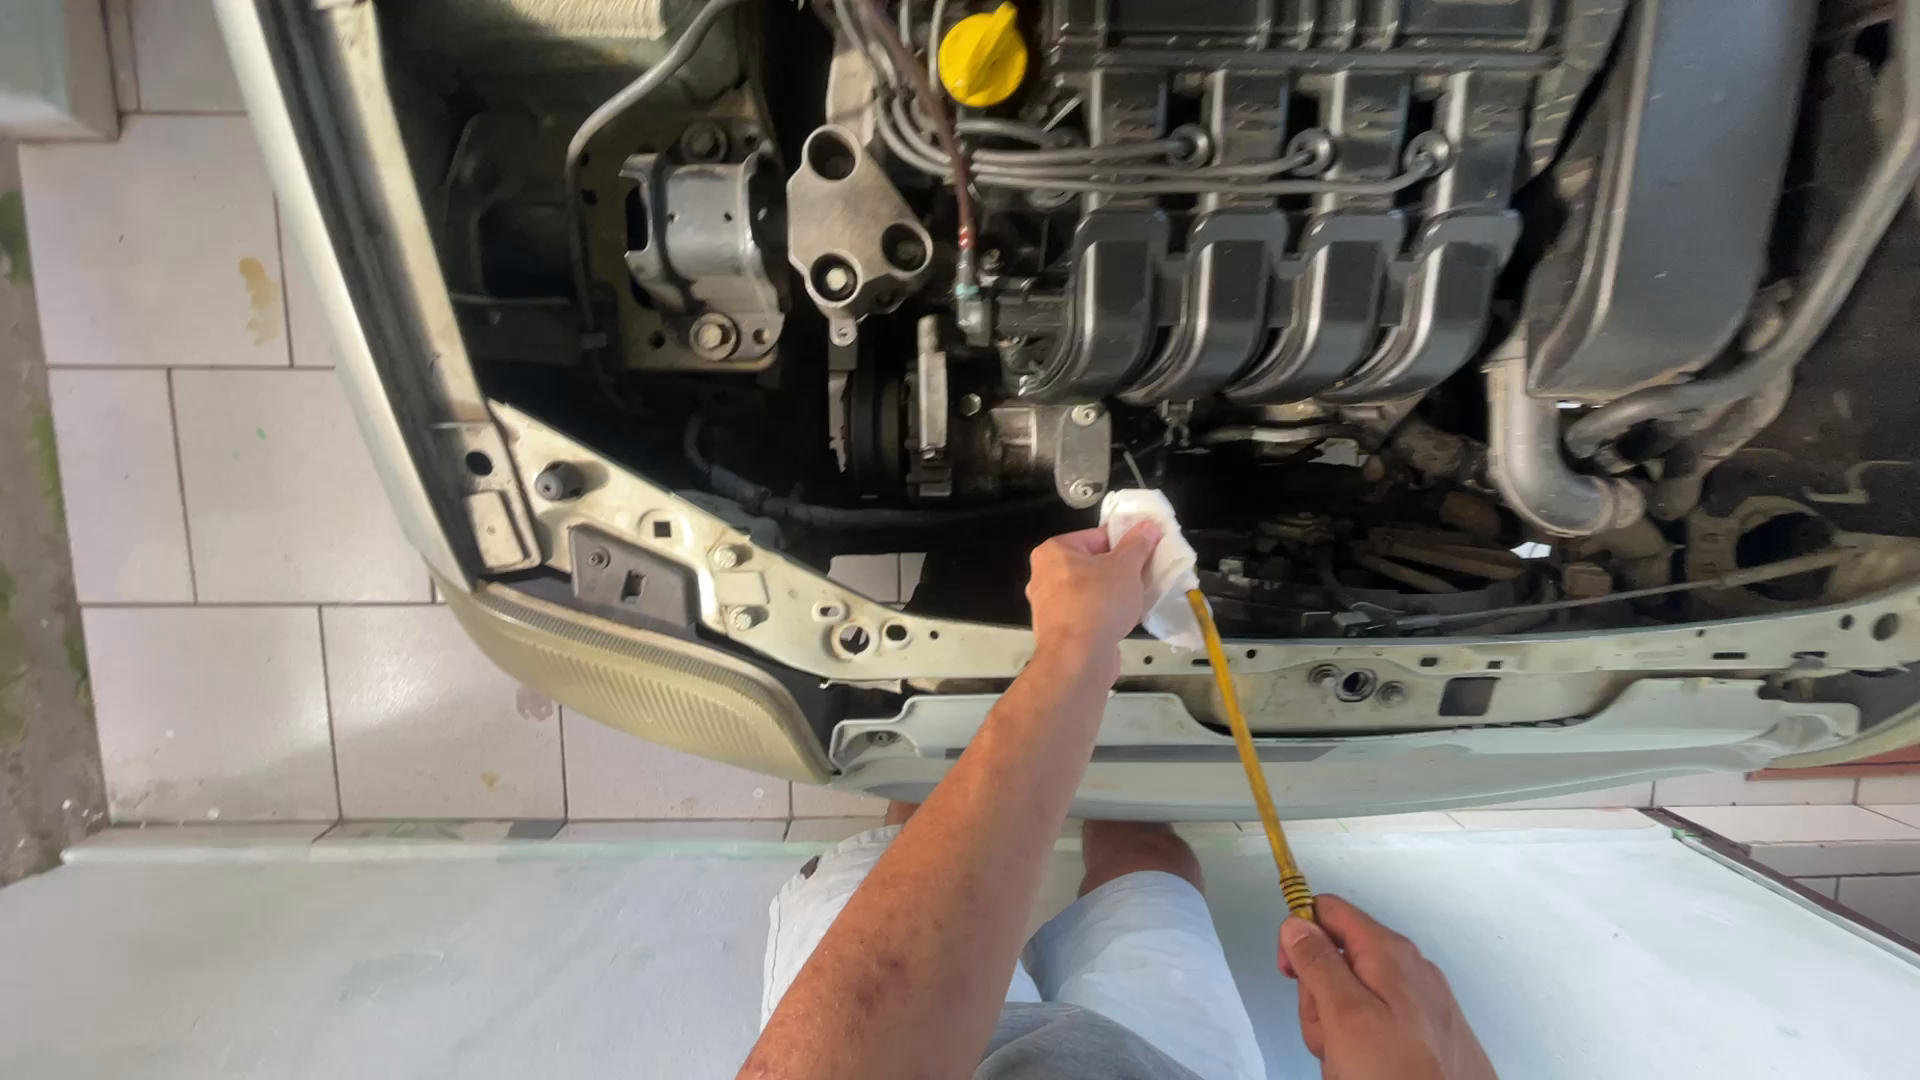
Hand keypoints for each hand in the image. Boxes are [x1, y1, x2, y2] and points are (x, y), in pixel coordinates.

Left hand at [1025, 523, 1161, 673]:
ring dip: (1114, 594)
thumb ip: (1138, 544)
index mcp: (1053, 552)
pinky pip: (1087, 613)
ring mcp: (1050, 605)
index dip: (1125, 543)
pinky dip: (1105, 614)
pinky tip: (1124, 620)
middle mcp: (1044, 576)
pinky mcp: (1059, 630)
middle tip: (1144, 576)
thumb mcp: (1125, 566)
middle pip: (1092, 564)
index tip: (1146, 552)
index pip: (1096, 537)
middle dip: (1120, 570)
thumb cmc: (1097, 603)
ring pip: (1091, 590)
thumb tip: (1148, 526)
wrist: (1078, 658)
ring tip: (1137, 598)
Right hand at [1278, 894, 1495, 1079]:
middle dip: (1319, 997)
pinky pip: (1377, 1022)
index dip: (1299, 935)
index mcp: (1389, 952)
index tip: (1290, 975)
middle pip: (1337, 957)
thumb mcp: (1345, 1016)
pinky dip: (1363, 1044)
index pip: (1327, 911)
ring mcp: (1423, 1003)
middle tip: (1330, 1038)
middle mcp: (1409, 968)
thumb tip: (1296, 922)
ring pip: (1353, 994)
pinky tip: (1368, 1072)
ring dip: (1337, 1028)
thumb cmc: (1399, 1079)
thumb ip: (1317, 962)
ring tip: (1350, 1066)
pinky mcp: (1430, 1035)